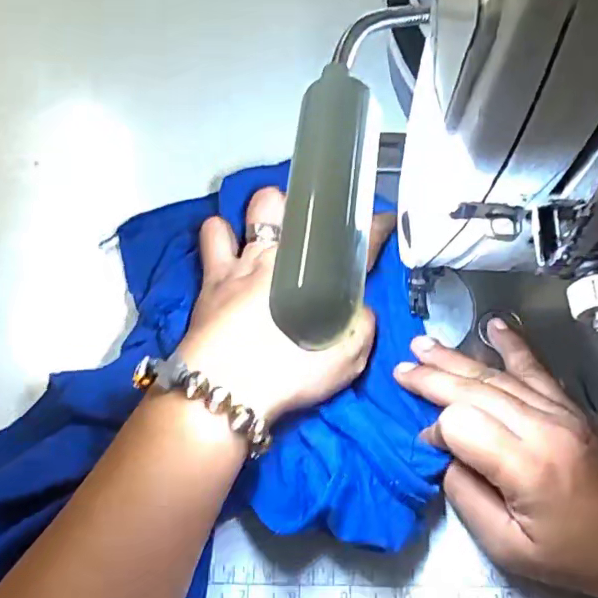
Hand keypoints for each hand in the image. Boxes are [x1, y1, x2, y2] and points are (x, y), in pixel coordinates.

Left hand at [172, 186, 394, 421]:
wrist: (226, 390)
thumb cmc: (288, 374)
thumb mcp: (347, 358)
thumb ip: (360, 325)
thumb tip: (360, 309)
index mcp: (324, 276)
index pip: (360, 242)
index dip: (377, 228)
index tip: (385, 222)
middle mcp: (287, 257)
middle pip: (304, 207)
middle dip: (313, 210)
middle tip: (314, 230)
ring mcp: (247, 261)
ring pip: (258, 207)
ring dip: (266, 211)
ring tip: (269, 228)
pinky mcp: (212, 276)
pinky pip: (213, 235)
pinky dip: (220, 232)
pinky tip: (226, 244)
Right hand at [393, 319, 597, 597]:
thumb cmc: (577, 559)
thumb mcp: (510, 549)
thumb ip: (469, 499)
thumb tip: (448, 459)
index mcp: (527, 466)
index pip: (463, 424)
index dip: (436, 432)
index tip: (425, 446)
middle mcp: (544, 427)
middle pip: (478, 390)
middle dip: (435, 377)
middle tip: (401, 366)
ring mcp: (563, 412)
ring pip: (502, 376)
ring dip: (461, 359)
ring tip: (426, 344)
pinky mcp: (574, 409)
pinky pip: (538, 370)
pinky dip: (514, 347)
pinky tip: (495, 327)